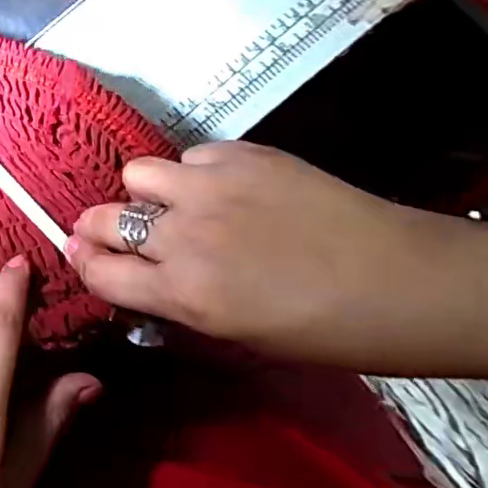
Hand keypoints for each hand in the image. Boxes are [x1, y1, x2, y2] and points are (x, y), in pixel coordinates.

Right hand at [66, 141, 487, 379]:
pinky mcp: (243, 154)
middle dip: (100, 226)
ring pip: (140, 173)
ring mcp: (212, 187)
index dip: (84, 262)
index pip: (100, 270)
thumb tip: (146, 277)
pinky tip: (229, 189)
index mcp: (186, 294)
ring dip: (147, 192)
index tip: (85, 256)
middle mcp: (186, 235)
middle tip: (115, 231)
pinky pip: (192, 156)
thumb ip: (182, 302)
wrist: (402, 279)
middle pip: (106, 217)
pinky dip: (196, 174)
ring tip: (175, 203)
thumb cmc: (326, 331)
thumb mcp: (240, 334)